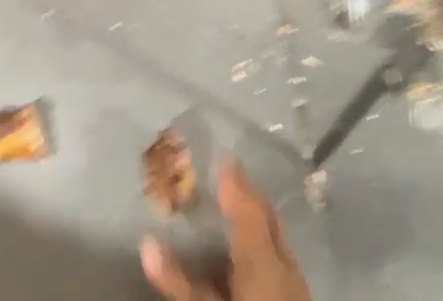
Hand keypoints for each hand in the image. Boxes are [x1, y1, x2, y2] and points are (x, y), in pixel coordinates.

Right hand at [140, 161, 310, 300]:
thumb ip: (178, 281)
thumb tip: (146, 242)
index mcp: (263, 259)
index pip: (249, 206)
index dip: (235, 180)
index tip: (223, 155)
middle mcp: (285, 265)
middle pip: (269, 219)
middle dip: (249, 196)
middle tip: (225, 178)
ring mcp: (296, 285)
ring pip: (277, 240)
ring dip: (257, 221)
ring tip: (234, 210)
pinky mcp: (295, 299)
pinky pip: (279, 260)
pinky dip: (262, 246)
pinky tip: (246, 258)